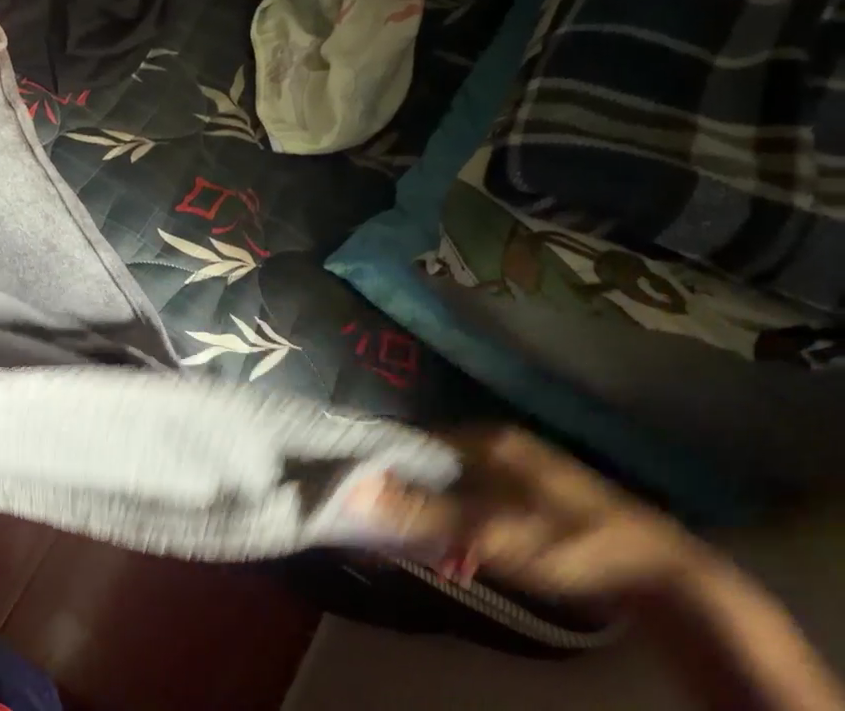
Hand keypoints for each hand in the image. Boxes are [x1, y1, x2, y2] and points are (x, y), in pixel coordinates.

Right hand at [381, 427, 717, 603]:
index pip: (408, 441)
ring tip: (428, 554)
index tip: (357, 499)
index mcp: (485, 438)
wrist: (665, 578)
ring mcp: (517, 469)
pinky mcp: (532, 496)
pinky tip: (461, 555)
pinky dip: (460, 526)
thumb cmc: (571, 544)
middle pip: (428, 466)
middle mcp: (496, 444)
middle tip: (391, 536)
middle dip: (407, 501)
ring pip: (450, 488)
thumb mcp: (490, 531)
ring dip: (434, 519)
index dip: (379, 469)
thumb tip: (350, 490)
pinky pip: (475, 503)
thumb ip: (419, 511)